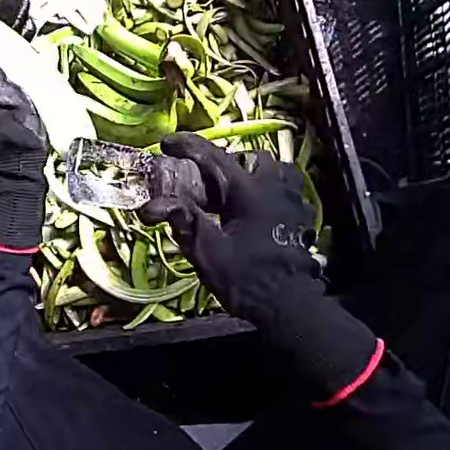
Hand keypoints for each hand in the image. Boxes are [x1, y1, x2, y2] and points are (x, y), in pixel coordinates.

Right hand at [141, 133, 379, 401]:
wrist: (290, 307)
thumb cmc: (247, 278)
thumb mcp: (208, 252)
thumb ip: (183, 222)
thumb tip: (150, 206)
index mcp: (248, 189)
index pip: (213, 156)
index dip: (187, 146)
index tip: (166, 143)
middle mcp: (273, 186)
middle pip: (247, 157)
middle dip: (223, 164)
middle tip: (203, 183)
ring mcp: (292, 200)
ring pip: (271, 170)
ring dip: (250, 174)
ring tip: (231, 193)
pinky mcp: (300, 216)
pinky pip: (284, 189)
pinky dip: (267, 190)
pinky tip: (254, 211)